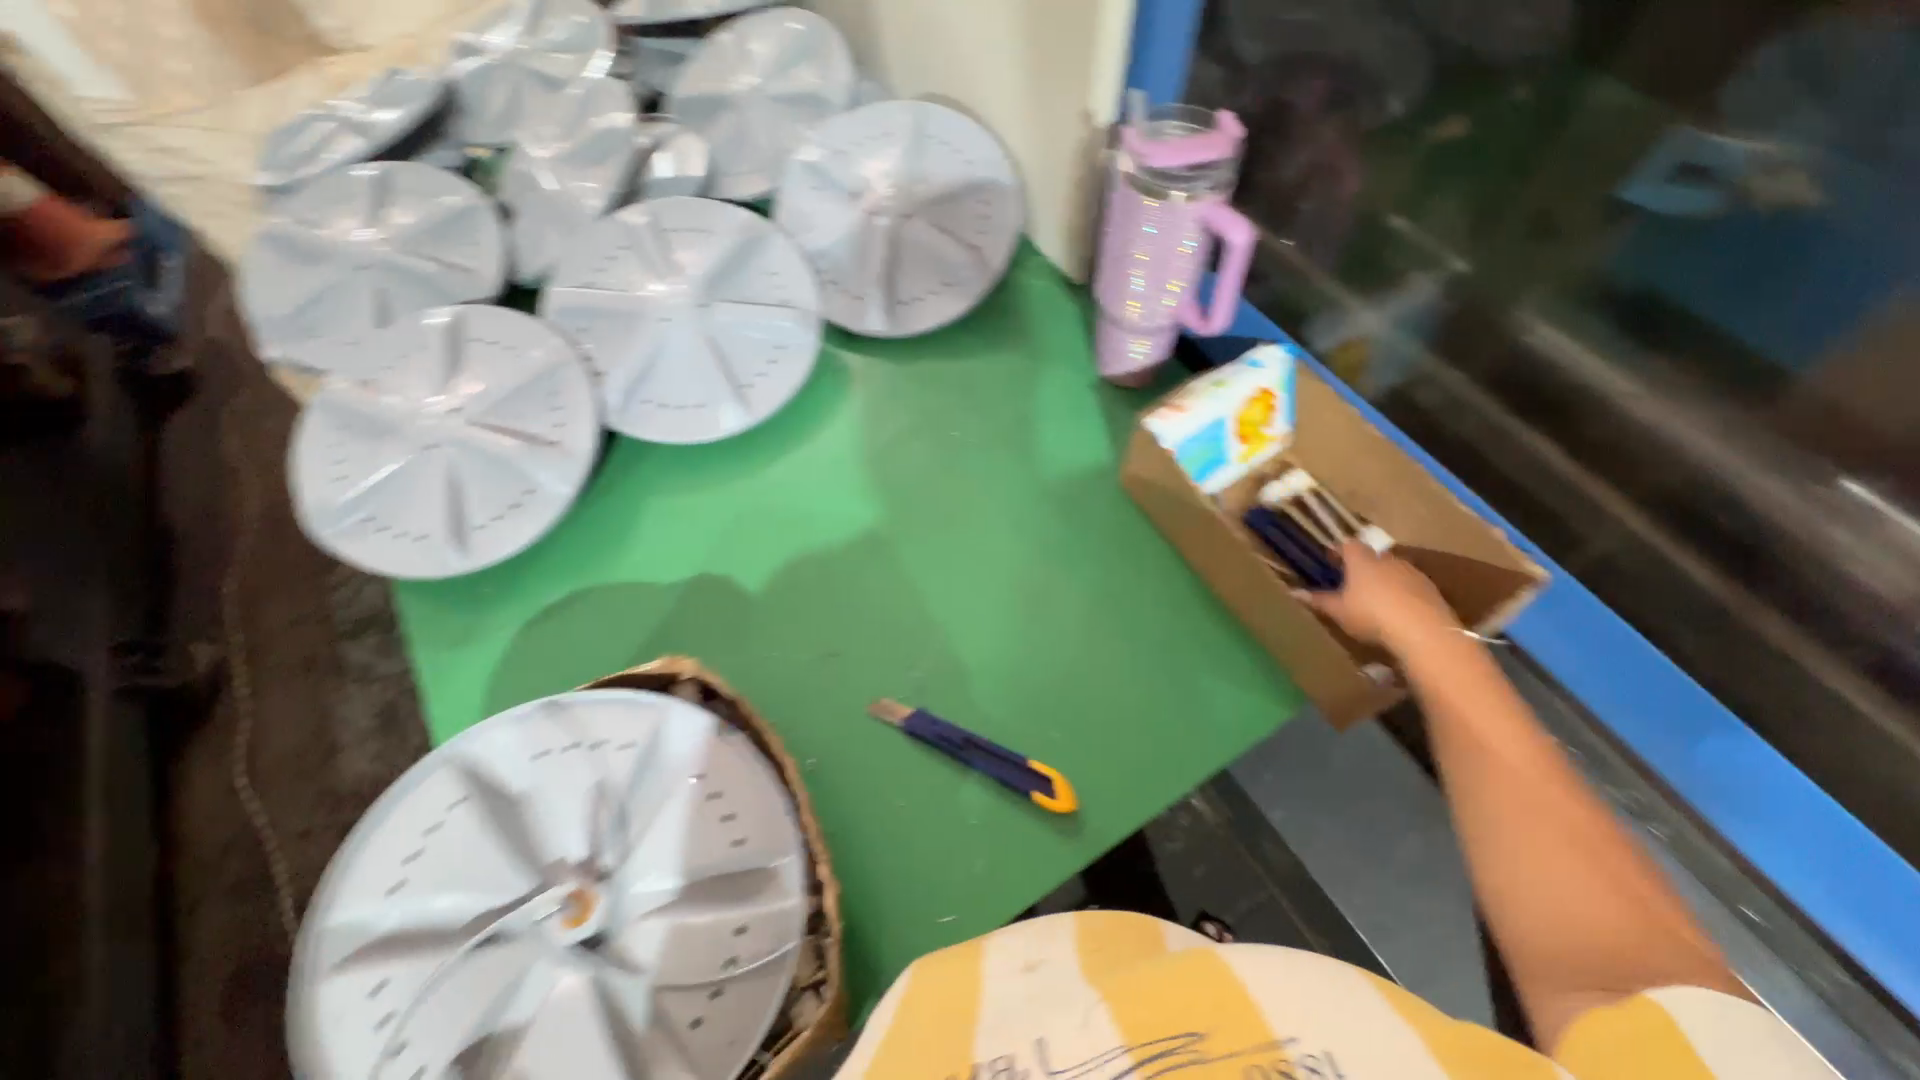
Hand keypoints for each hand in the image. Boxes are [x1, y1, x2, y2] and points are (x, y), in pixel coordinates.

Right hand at [1300, 541, 1460, 653]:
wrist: (1422, 630)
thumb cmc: (1371, 615)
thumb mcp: (1339, 611)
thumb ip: (1319, 601)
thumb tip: (1294, 592)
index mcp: (1362, 560)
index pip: (1348, 545)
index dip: (1338, 551)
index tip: (1330, 561)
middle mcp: (1387, 559)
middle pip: (1372, 557)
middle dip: (1362, 567)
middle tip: (1352, 584)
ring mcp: (1411, 572)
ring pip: (1392, 570)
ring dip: (1384, 580)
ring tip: (1375, 600)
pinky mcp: (1430, 588)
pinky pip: (1410, 585)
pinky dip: (1402, 593)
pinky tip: (1398, 612)